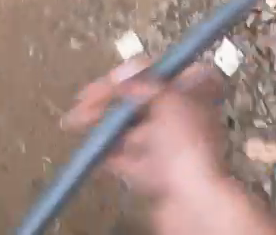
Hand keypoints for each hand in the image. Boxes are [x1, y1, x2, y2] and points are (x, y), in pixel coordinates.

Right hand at [60, 58, 227, 201]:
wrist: (195, 205)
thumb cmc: (188, 144)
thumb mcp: (167, 99)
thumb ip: (145, 82)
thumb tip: (125, 72)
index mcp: (198, 89)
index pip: (163, 70)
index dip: (134, 72)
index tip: (110, 79)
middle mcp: (188, 114)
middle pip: (143, 100)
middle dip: (110, 99)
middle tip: (82, 101)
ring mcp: (174, 147)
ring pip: (133, 128)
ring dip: (105, 124)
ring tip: (77, 121)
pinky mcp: (160, 176)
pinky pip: (130, 159)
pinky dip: (111, 152)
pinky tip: (92, 149)